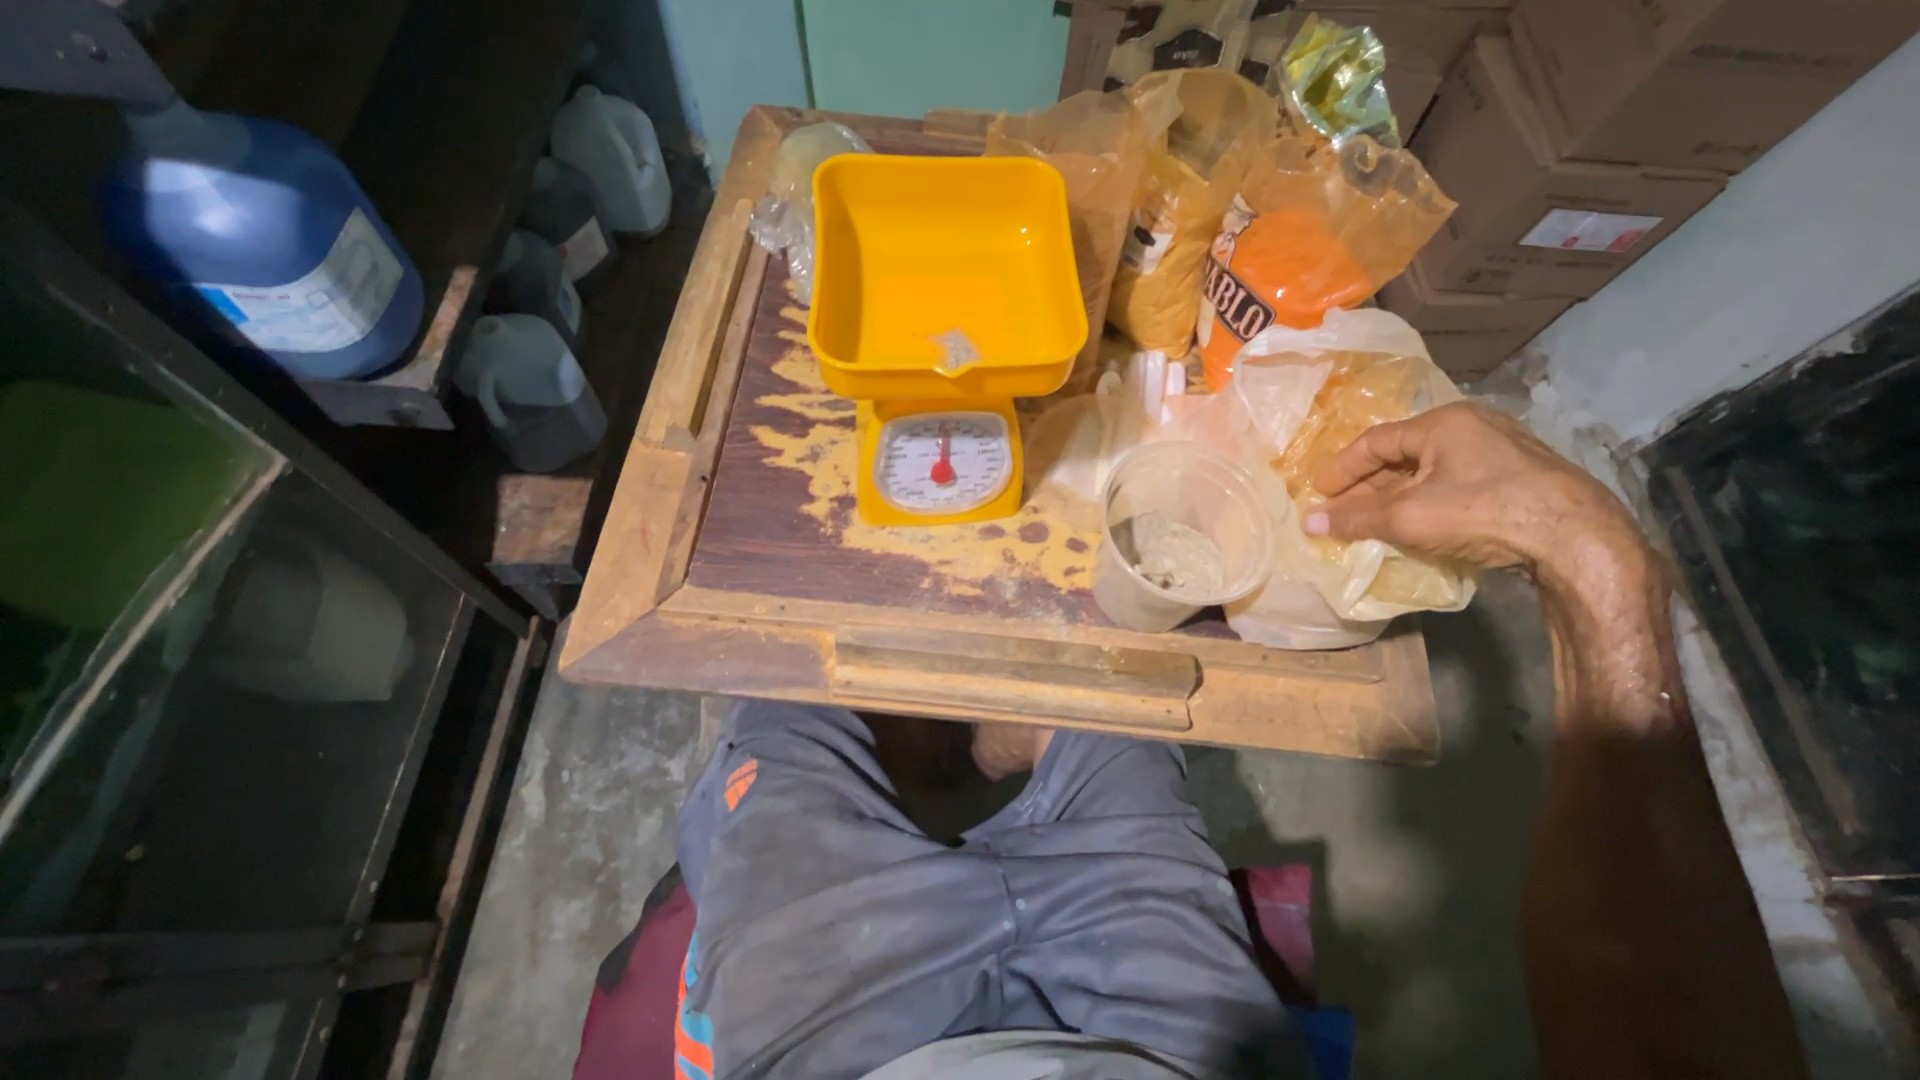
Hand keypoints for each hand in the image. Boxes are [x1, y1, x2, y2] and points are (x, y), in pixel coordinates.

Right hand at [1302, 402, 1649, 590]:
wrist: (1578, 538)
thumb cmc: (1485, 513)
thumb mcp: (1409, 518)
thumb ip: (1356, 519)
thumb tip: (1309, 521)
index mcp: (1443, 423)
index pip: (1375, 441)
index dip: (1342, 469)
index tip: (1319, 494)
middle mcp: (1473, 426)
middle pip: (1403, 454)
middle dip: (1368, 485)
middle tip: (1342, 511)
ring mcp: (1502, 450)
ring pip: (1431, 470)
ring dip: (1398, 495)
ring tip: (1374, 522)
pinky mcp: (1521, 476)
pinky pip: (1456, 482)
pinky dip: (1428, 501)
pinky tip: (1420, 524)